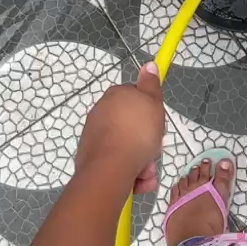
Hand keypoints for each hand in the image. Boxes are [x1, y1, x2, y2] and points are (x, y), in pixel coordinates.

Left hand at [74, 63, 165, 192]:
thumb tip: (148, 64)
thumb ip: (151, 85)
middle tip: (153, 151)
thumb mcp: (153, 103)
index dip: (149, 112)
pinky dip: (128, 170)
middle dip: (145, 141)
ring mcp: (94, 135)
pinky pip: (116, 161)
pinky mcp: (90, 156)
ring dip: (140, 160)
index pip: (135, 98)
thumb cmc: (137, 133)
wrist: (110, 169)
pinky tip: (136, 181)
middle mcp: (101, 112)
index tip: (156, 124)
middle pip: (131, 125)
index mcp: (115, 96)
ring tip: (146, 173)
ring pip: (125, 146)